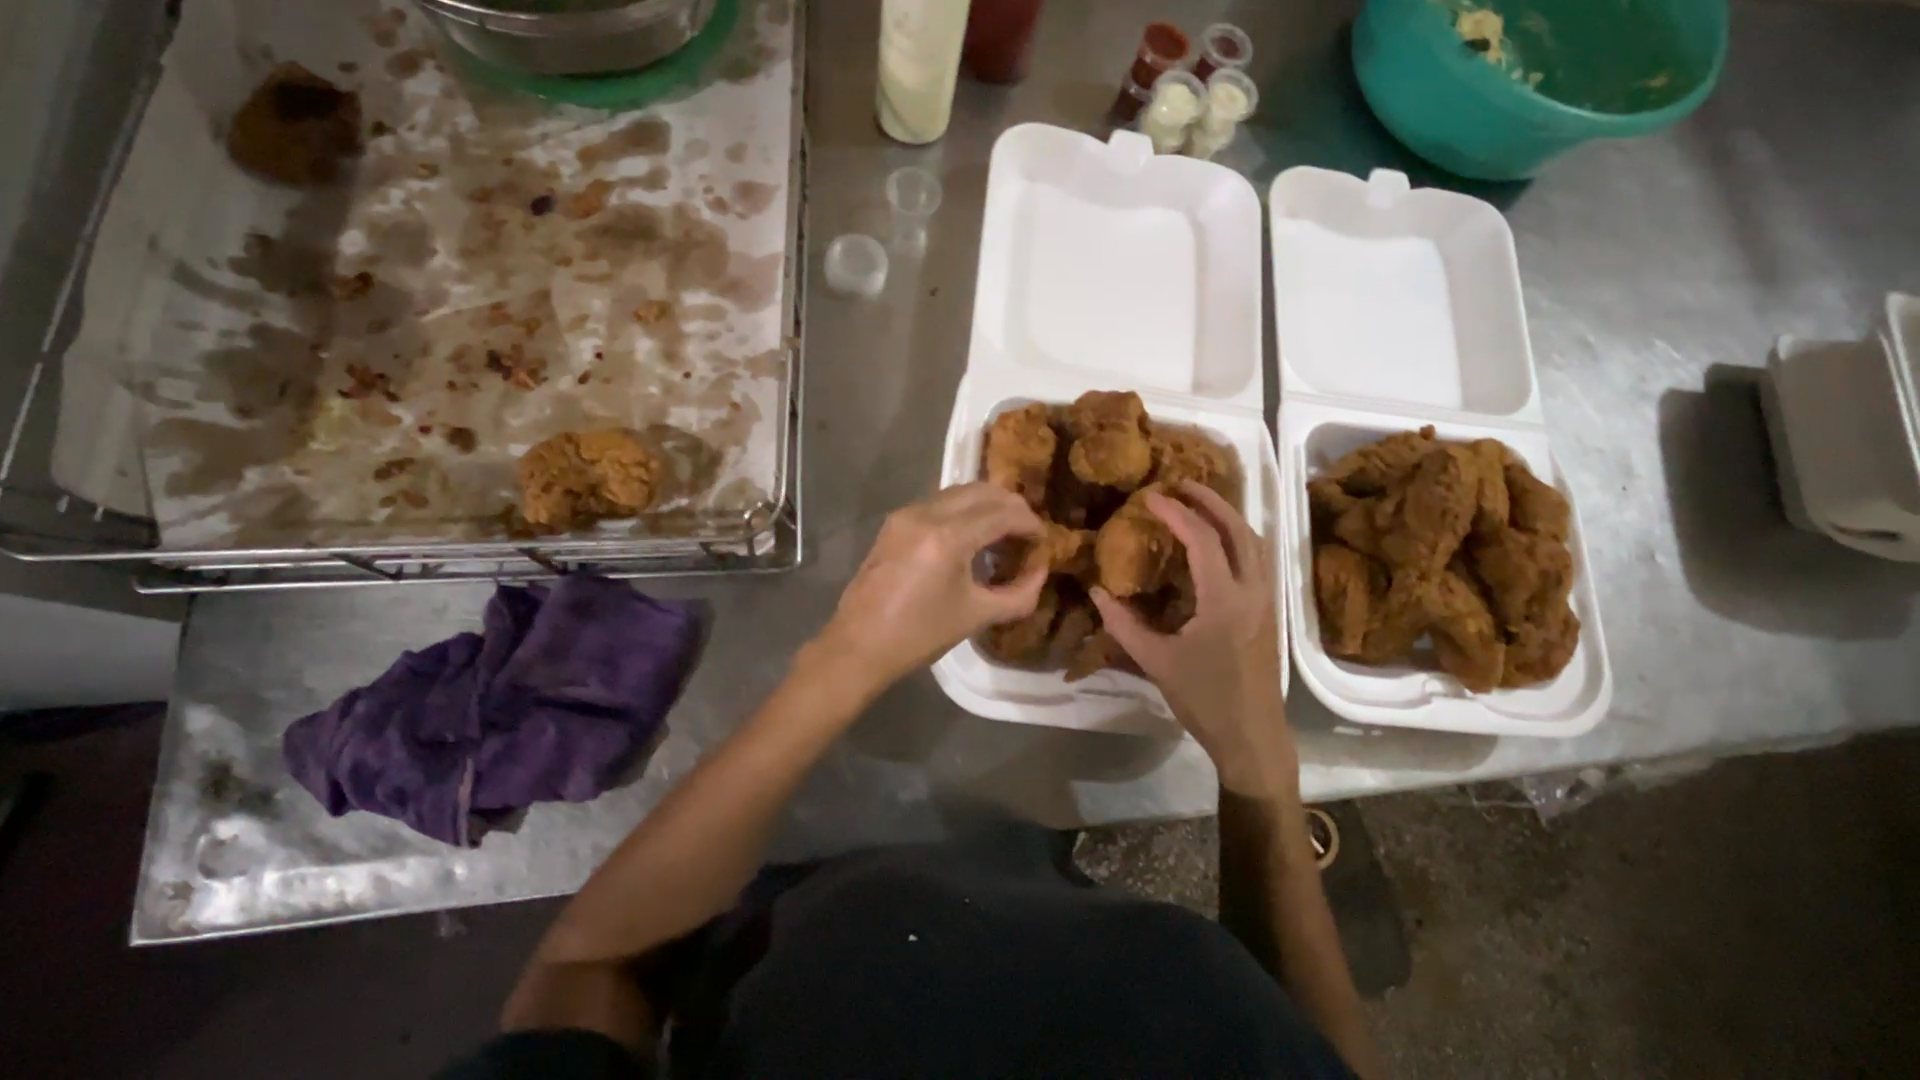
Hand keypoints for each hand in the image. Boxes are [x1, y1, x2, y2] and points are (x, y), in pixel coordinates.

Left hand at [820, 483, 1046, 694]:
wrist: (859, 646)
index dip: (1029, 523)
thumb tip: (1040, 571)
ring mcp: (906, 515)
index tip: (1044, 540)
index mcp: (948, 537)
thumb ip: (1019, 594)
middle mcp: (926, 514)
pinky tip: (972, 538)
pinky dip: (963, 511)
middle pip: (982, 491)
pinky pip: (938, 503)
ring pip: (959, 492)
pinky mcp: (894, 523)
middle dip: (1011, 507)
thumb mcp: (977, 616)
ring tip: (1003, 535)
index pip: (1002, 513)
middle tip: (1027, 533)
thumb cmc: (920, 635)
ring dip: (986, 506)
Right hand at [1092, 481, 1297, 800]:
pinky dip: (1239, 538)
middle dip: (1211, 501)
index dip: (1176, 513)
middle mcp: (1253, 591)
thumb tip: (1098, 591)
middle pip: (1239, 529)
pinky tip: (1219, 542)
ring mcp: (1267, 601)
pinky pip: (1259, 559)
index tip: (1151, 496)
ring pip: (1255, 542)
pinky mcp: (1269, 612)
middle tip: (1181, 484)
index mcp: (1225, 600)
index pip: (1203, 540)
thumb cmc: (1203, 700)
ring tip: (1200, 504)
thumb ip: (1125, 624)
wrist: (1252, 734)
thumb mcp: (1156, 662)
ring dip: (1229, 517)